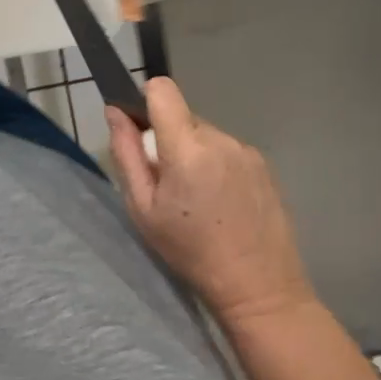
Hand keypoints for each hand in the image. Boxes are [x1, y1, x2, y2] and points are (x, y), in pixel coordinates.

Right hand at [105, 77, 316, 326]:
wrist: (261, 290)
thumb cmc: (191, 251)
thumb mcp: (142, 207)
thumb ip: (126, 153)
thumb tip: (115, 112)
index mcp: (187, 148)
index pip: (162, 89)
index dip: (145, 101)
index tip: (141, 132)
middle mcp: (221, 139)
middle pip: (181, 116)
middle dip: (167, 138)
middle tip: (167, 183)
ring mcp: (247, 152)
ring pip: (203, 134)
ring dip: (192, 152)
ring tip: (197, 197)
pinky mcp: (264, 166)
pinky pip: (226, 149)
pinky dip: (215, 164)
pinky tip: (221, 202)